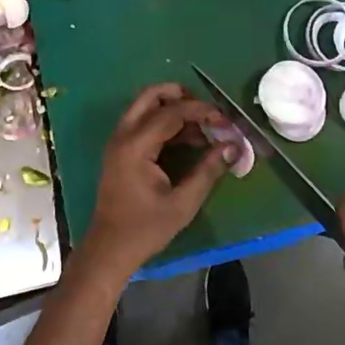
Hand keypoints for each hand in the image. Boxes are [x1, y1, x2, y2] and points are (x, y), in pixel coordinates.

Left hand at [77, 83, 231, 284]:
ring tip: (204, 130)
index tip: (227, 122)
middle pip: (151, 96)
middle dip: (182, 97)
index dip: (202, 112)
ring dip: (174, 110)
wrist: (110, 249)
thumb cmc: (145, 229)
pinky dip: (165, 123)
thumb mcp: (183, 203)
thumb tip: (234, 146)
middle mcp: (123, 136)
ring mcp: (118, 141)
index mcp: (135, 146)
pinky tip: (189, 140)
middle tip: (209, 112)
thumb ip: (208, 170)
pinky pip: (143, 122)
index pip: (171, 113)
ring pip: (146, 107)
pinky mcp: (121, 150)